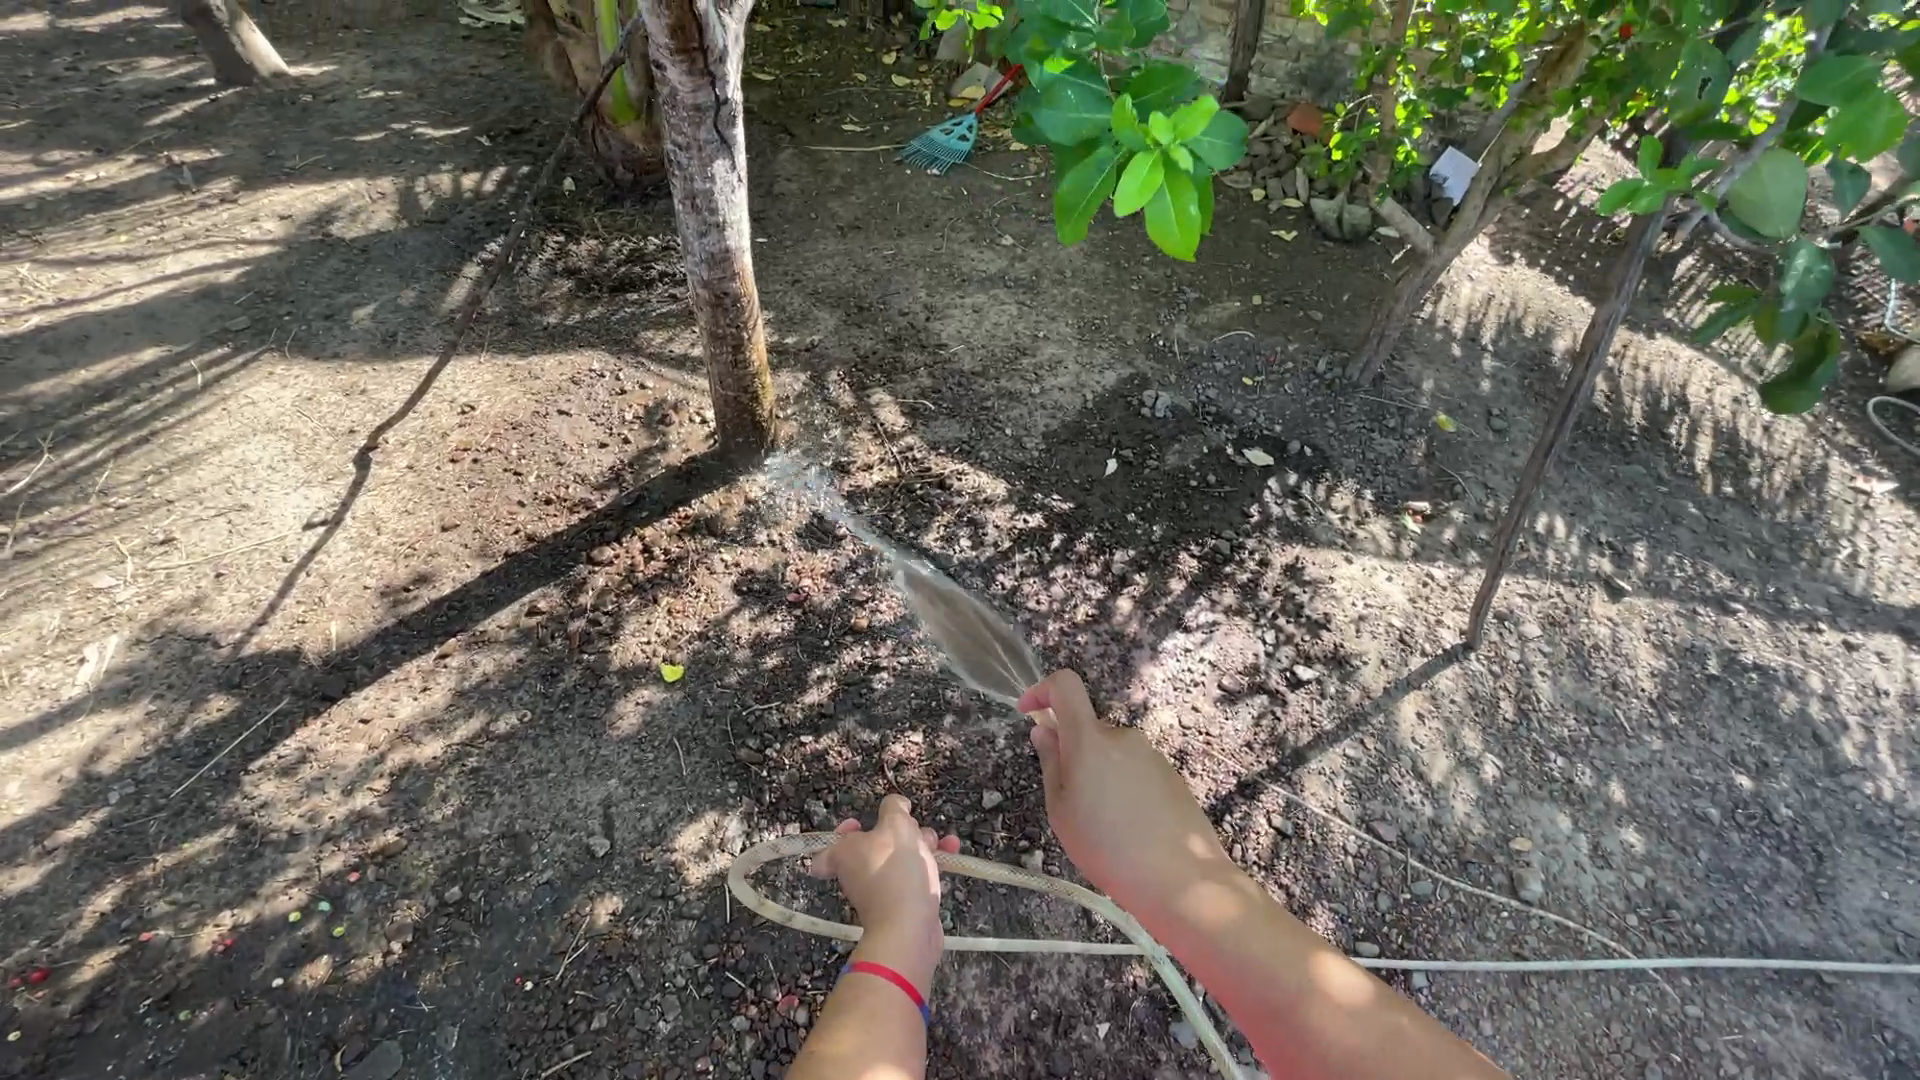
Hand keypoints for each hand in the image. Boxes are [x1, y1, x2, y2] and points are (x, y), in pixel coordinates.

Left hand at [808, 795, 959, 975]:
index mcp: (844, 854)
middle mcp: (857, 873)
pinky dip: (931, 862)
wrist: (908, 927)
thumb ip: (894, 807)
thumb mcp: (896, 825)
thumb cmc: (895, 871)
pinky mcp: (903, 902)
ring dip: (923, 844)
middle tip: (914, 830)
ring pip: (901, 857)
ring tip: (940, 841)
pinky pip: (915, 875)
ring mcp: (880, 890)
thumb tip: (896, 805)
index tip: (860, 825)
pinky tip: (951, 851)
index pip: (828, 848)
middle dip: (903, 831)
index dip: (844, 832)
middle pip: (877, 843)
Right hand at [1019, 670, 1234, 920]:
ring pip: (1112, 753)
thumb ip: (1051, 763)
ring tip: (1106, 825)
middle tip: (1072, 803)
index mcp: (1090, 739)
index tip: (1030, 713)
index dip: (1042, 690)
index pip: (1065, 685)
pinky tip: (1132, 828)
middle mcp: (1123, 736)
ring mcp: (1151, 754)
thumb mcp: (1061, 810)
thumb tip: (1044, 730)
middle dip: (1074, 755)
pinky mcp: (1171, 775)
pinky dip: (1125, 788)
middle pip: (1088, 730)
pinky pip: (1136, 770)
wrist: (1181, 880)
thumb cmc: (1106, 847)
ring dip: (1100, 775)